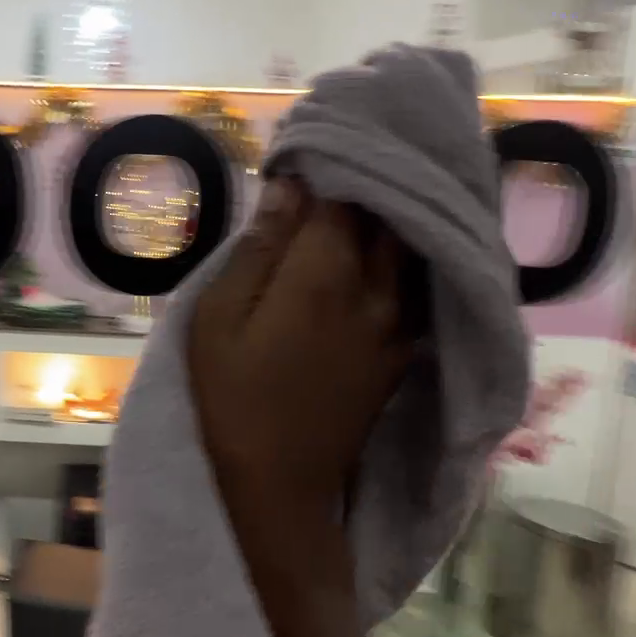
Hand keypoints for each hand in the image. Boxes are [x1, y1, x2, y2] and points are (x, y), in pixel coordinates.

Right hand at [187, 179, 412, 522]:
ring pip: (409, 247)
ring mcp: (397, 322)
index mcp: (321, 275)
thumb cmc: (231, 396)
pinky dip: (407, 257)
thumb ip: (255, 250)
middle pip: (384, 216)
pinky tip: (392, 249)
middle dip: (364, 185)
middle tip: (333, 169)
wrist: (280, 480)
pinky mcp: (405, 350)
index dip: (324, 170)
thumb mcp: (217, 319)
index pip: (337, 199)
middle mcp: (373, 289)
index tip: (302, 156)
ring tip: (363, 195)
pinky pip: (418, 286)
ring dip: (390, 215)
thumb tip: (284, 188)